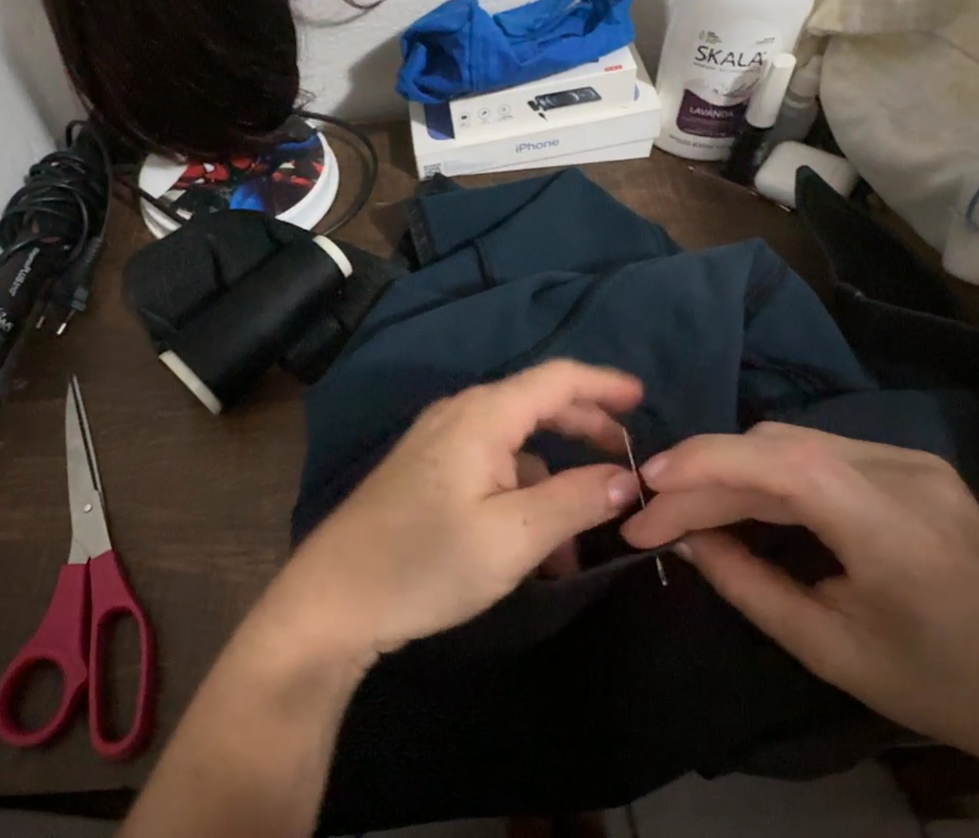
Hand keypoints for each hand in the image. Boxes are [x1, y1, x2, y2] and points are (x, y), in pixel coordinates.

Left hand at [267, 360, 645, 662]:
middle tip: (630, 459)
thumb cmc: (425, 562)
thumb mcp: (513, 536)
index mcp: (481, 415)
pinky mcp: (424, 477)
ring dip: (555, 483)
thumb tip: (629, 479)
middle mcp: (457, 417)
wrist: (333, 600)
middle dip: (586, 430)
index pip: (556, 378)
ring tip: (588, 536)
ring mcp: (436, 446)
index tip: (645, 399)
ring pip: (515, 449)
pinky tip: (538, 551)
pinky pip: (489, 472)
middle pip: (536, 406)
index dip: (604, 384)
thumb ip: (577, 499)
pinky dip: (522, 499)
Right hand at [619, 422, 978, 775]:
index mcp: (894, 526)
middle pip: (775, 448)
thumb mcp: (830, 650)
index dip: (702, 463)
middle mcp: (903, 472)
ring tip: (683, 513)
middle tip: (650, 520)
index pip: (780, 463)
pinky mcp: (909, 465)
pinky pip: (815, 453)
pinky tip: (738, 504)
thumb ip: (748, 584)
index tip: (641, 490)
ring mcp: (911, 461)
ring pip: (789, 442)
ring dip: (728, 472)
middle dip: (701, 477)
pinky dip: (762, 474)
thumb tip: (684, 540)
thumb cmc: (945, 686)